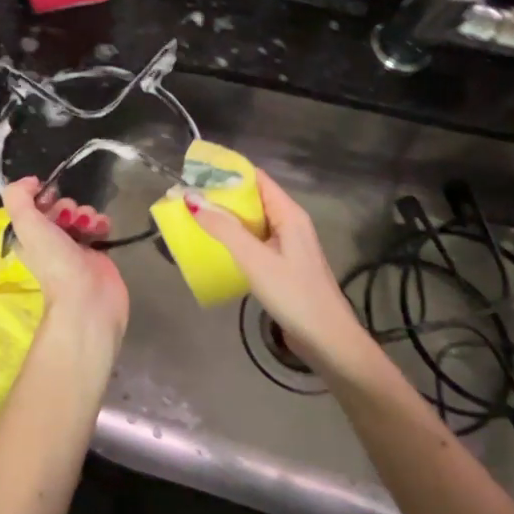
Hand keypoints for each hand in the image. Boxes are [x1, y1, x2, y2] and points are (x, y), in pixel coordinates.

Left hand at [2, 177, 128, 347]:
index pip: (33, 205)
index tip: (49, 197)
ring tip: (88, 225)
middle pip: (58, 208)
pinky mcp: (96, 251)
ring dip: (85, 213)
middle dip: (66, 207)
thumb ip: (18, 198)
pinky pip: (98, 225)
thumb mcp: (26, 225)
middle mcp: (49, 241)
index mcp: (28, 236)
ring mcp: (74, 246)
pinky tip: (102, 228)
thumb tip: (30, 181)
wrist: (88, 297)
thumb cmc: (55, 261)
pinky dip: (100, 222)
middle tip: (69, 220)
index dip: (42, 197)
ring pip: (79, 214)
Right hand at [189, 168, 377, 378]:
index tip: (194, 173)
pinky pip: (254, 242)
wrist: (328, 341)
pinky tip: (214, 248)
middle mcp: (290, 223)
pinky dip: (234, 240)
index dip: (227, 173)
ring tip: (192, 218)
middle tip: (185, 197)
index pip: (256, 179)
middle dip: (220, 196)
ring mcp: (288, 246)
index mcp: (289, 214)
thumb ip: (223, 228)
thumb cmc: (294, 294)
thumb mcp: (255, 259)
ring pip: (252, 222)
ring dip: (225, 219)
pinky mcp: (283, 266)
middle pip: (253, 199)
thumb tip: (191, 198)